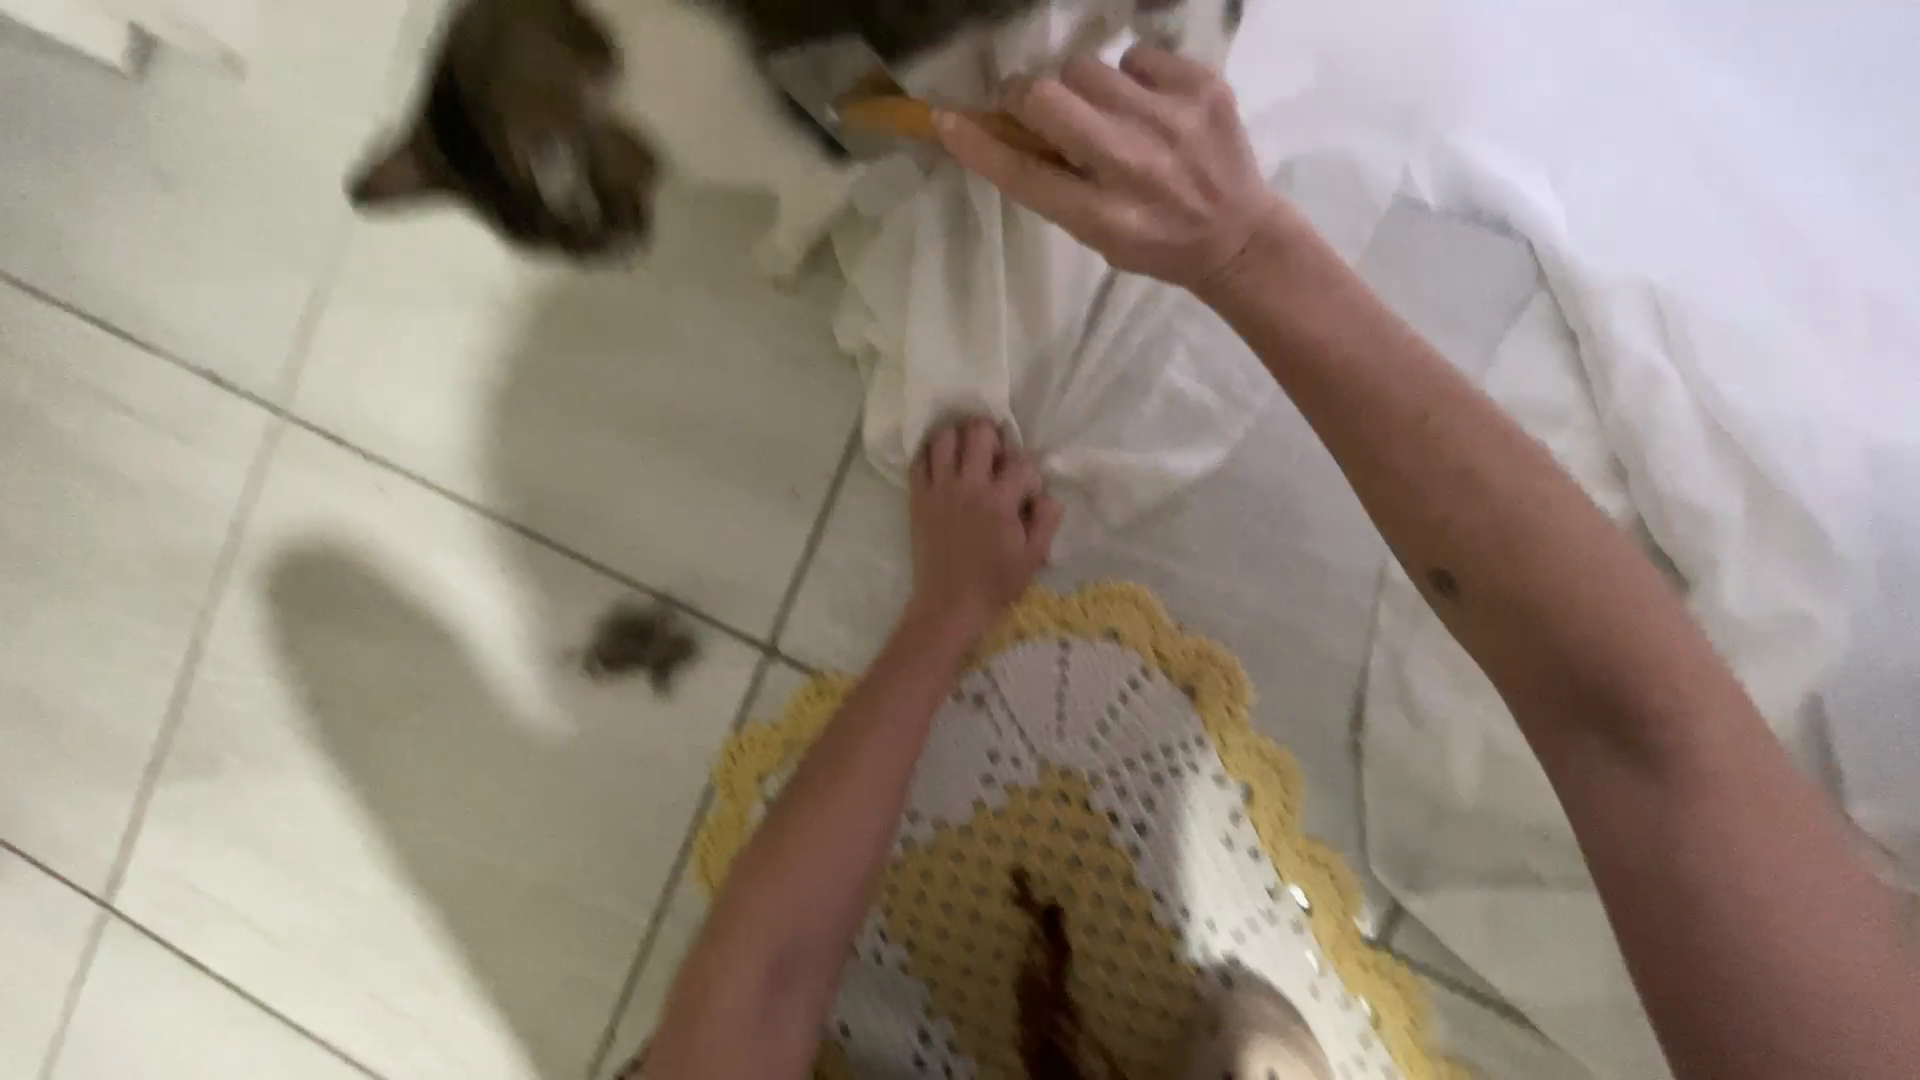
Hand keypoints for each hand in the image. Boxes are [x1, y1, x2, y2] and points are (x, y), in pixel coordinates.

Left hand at [905, 419, 1064, 643]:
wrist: (949, 605)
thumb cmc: (995, 584)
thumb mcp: (1034, 557)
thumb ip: (1047, 520)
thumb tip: (1048, 495)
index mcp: (1000, 501)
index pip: (1021, 461)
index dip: (1029, 471)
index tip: (1025, 490)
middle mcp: (968, 487)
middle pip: (978, 431)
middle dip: (993, 437)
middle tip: (994, 460)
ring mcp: (938, 489)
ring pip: (943, 437)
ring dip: (959, 440)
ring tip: (966, 459)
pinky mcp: (917, 498)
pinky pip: (919, 460)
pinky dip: (931, 457)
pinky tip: (943, 471)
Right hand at [936, 46, 1299, 292]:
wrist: (1236, 236)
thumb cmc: (1153, 243)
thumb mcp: (1096, 235)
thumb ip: (1056, 187)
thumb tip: (1009, 130)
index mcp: (1102, 216)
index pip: (1025, 174)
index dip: (979, 145)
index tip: (946, 121)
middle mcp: (1132, 165)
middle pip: (1047, 99)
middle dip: (1027, 97)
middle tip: (1035, 109)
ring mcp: (1171, 120)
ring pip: (1085, 68)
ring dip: (1080, 89)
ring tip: (1106, 115)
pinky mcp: (1202, 86)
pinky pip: (1135, 55)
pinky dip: (1130, 78)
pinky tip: (1148, 107)